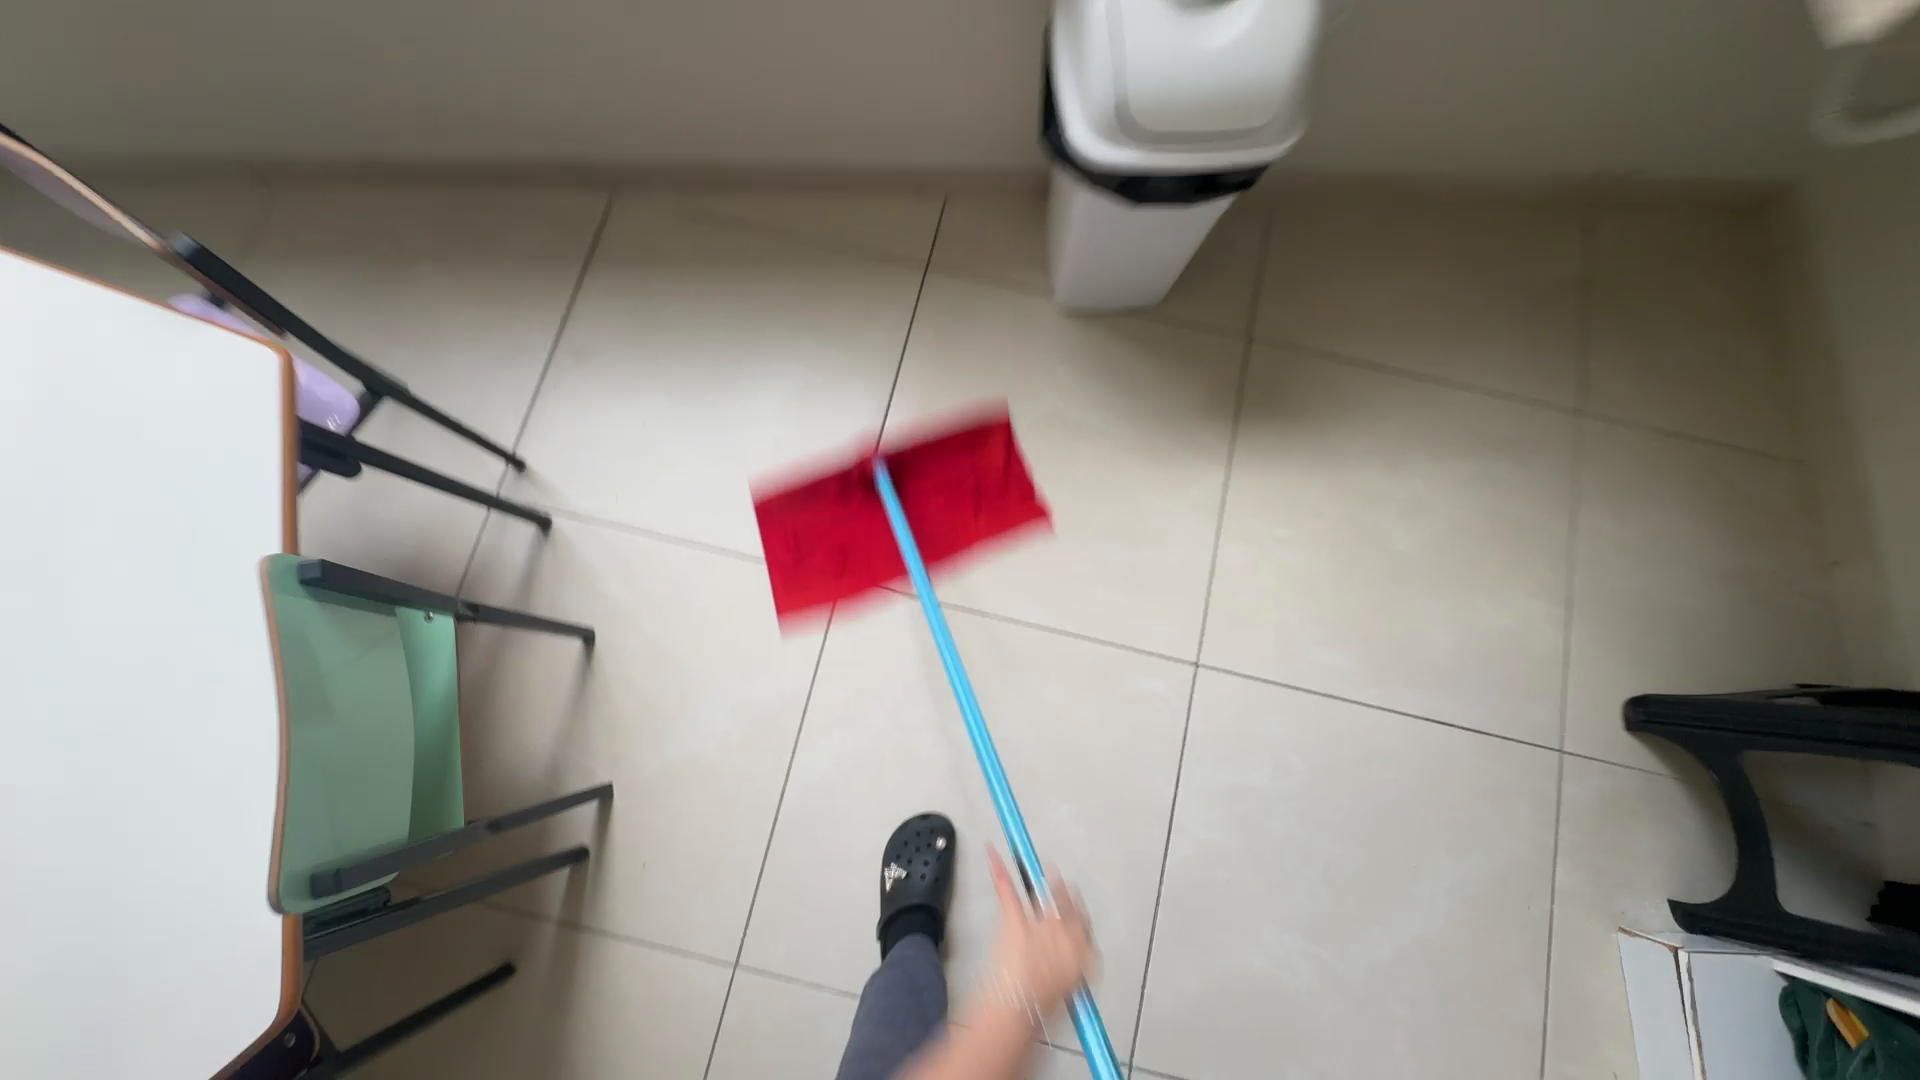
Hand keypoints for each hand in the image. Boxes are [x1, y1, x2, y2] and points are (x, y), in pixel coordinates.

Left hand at [986, 848, 1096, 1018]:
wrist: (1019, 1008)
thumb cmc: (1043, 1009)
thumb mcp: (1067, 995)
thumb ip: (1068, 973)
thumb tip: (1065, 969)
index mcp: (1083, 955)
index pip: (1085, 930)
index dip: (1080, 917)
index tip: (1078, 907)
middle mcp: (1066, 934)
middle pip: (1069, 908)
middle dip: (1066, 893)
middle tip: (1062, 880)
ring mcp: (1040, 925)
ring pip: (1048, 897)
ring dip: (1048, 881)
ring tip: (1048, 867)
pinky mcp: (1015, 920)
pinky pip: (1009, 892)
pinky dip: (1000, 871)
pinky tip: (993, 854)